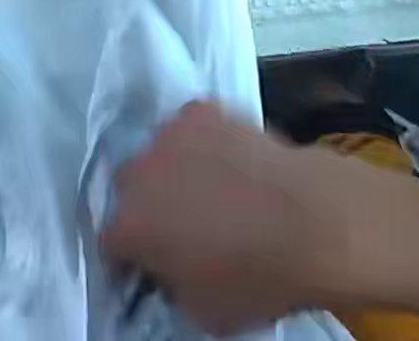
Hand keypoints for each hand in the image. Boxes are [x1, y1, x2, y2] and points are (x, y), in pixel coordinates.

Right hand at [102, 100, 380, 334]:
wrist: (307, 218)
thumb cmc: (255, 276)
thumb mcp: (200, 309)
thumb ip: (168, 281)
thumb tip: (167, 267)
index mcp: (130, 225)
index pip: (111, 239)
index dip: (130, 253)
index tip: (150, 259)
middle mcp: (139, 172)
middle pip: (129, 186)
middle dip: (147, 201)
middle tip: (178, 219)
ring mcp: (171, 132)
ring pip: (159, 149)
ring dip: (173, 164)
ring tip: (207, 180)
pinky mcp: (202, 108)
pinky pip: (191, 123)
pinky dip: (202, 136)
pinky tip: (227, 153)